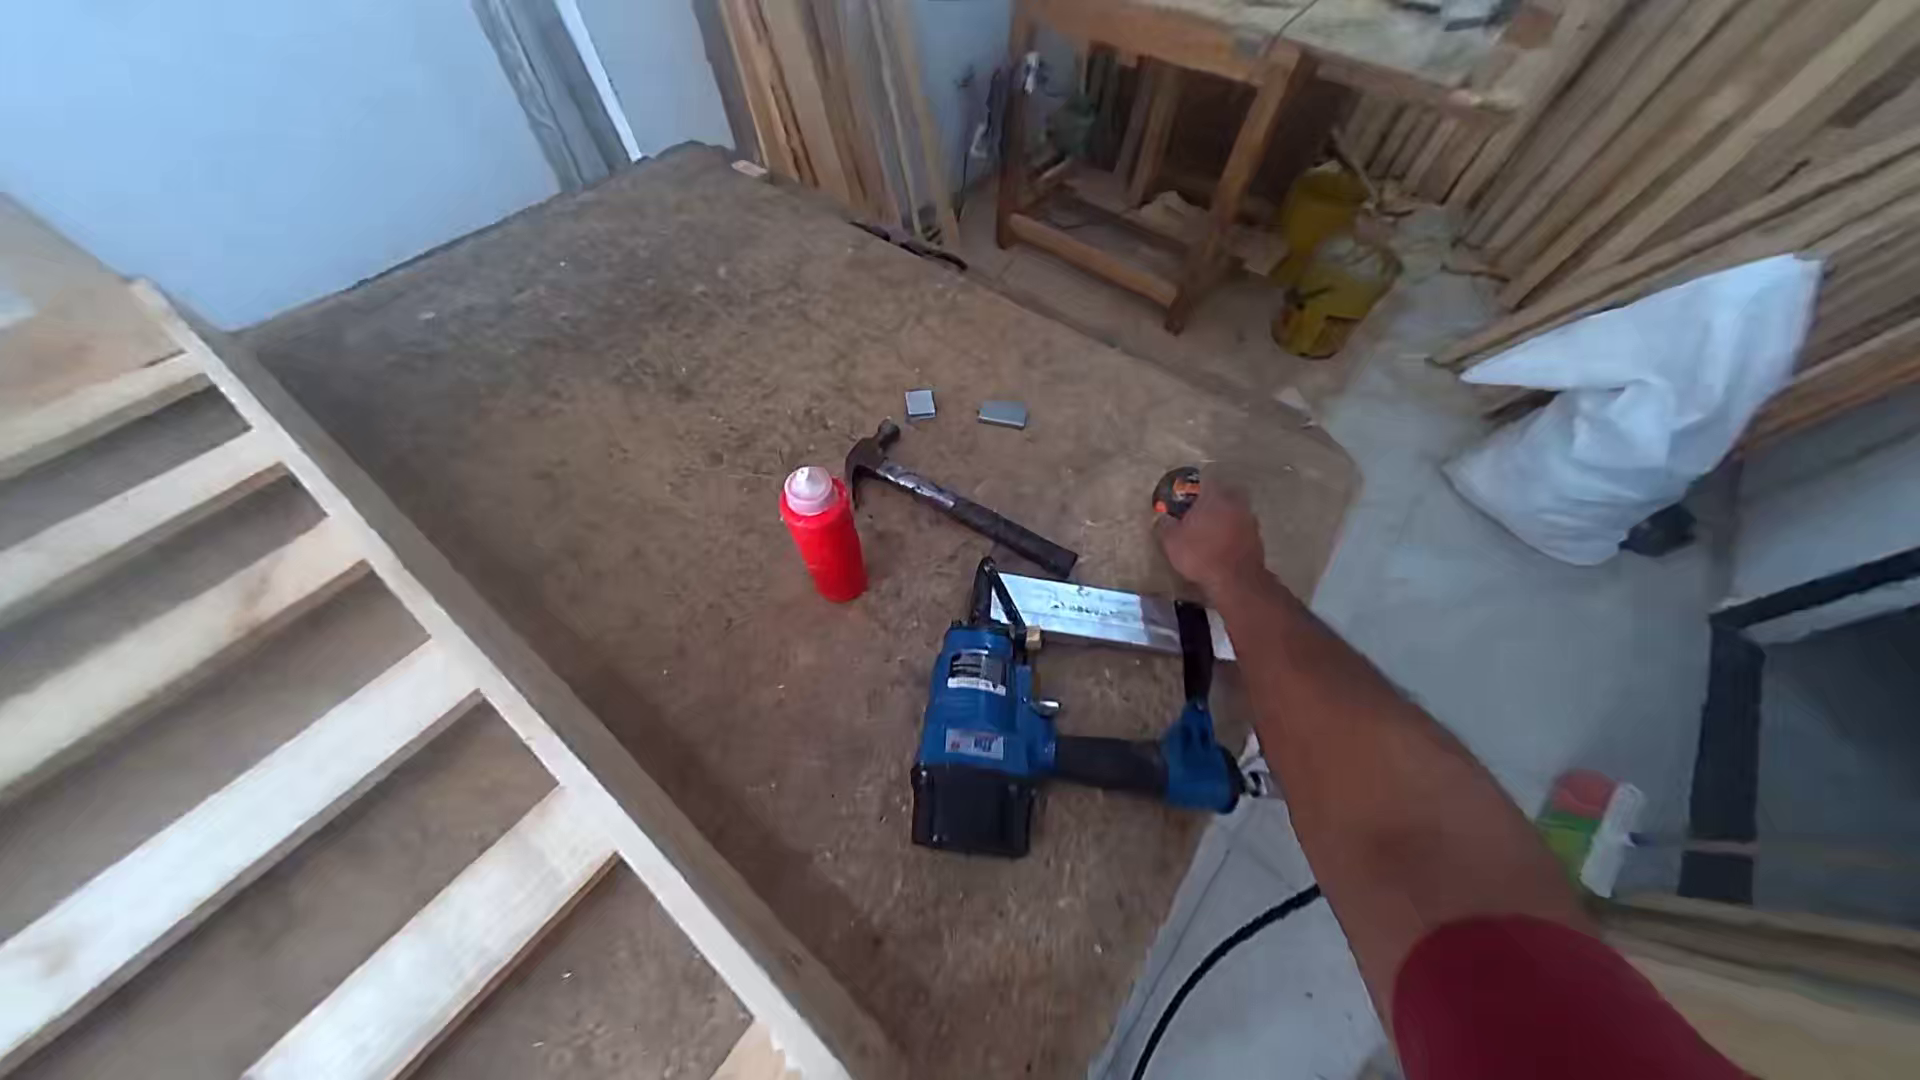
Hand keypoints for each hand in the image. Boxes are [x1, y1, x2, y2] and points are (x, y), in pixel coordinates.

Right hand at [1155, 472, 1270, 599]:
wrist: (1234, 581)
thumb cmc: (1199, 554)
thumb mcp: (1171, 541)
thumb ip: (1166, 524)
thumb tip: (1163, 517)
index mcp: (1214, 497)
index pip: (1206, 480)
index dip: (1195, 486)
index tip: (1186, 495)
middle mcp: (1235, 503)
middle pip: (1224, 493)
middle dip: (1212, 499)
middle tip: (1199, 511)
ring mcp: (1249, 520)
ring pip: (1234, 510)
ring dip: (1224, 516)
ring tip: (1209, 530)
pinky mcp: (1257, 538)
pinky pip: (1241, 527)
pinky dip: (1232, 532)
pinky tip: (1221, 544)